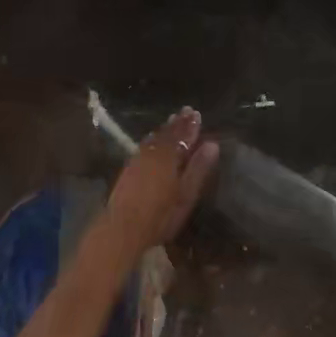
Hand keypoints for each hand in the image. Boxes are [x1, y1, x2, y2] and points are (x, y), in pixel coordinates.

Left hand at [102, 108, 221, 255]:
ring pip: (155, 137)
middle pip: (168, 133)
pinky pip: (145, 144)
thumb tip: (212, 144)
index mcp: (169, 157)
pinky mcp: (129, 166)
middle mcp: (153, 152)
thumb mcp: (185, 195)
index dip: (190, 126)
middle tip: (186, 110)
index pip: (182, 136)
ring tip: (172, 120)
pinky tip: (152, 138)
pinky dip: (153, 137)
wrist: (123, 226)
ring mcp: (139, 157)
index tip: (196, 114)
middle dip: (178, 122)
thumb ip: (198, 169)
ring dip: (165, 128)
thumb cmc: (161, 215)